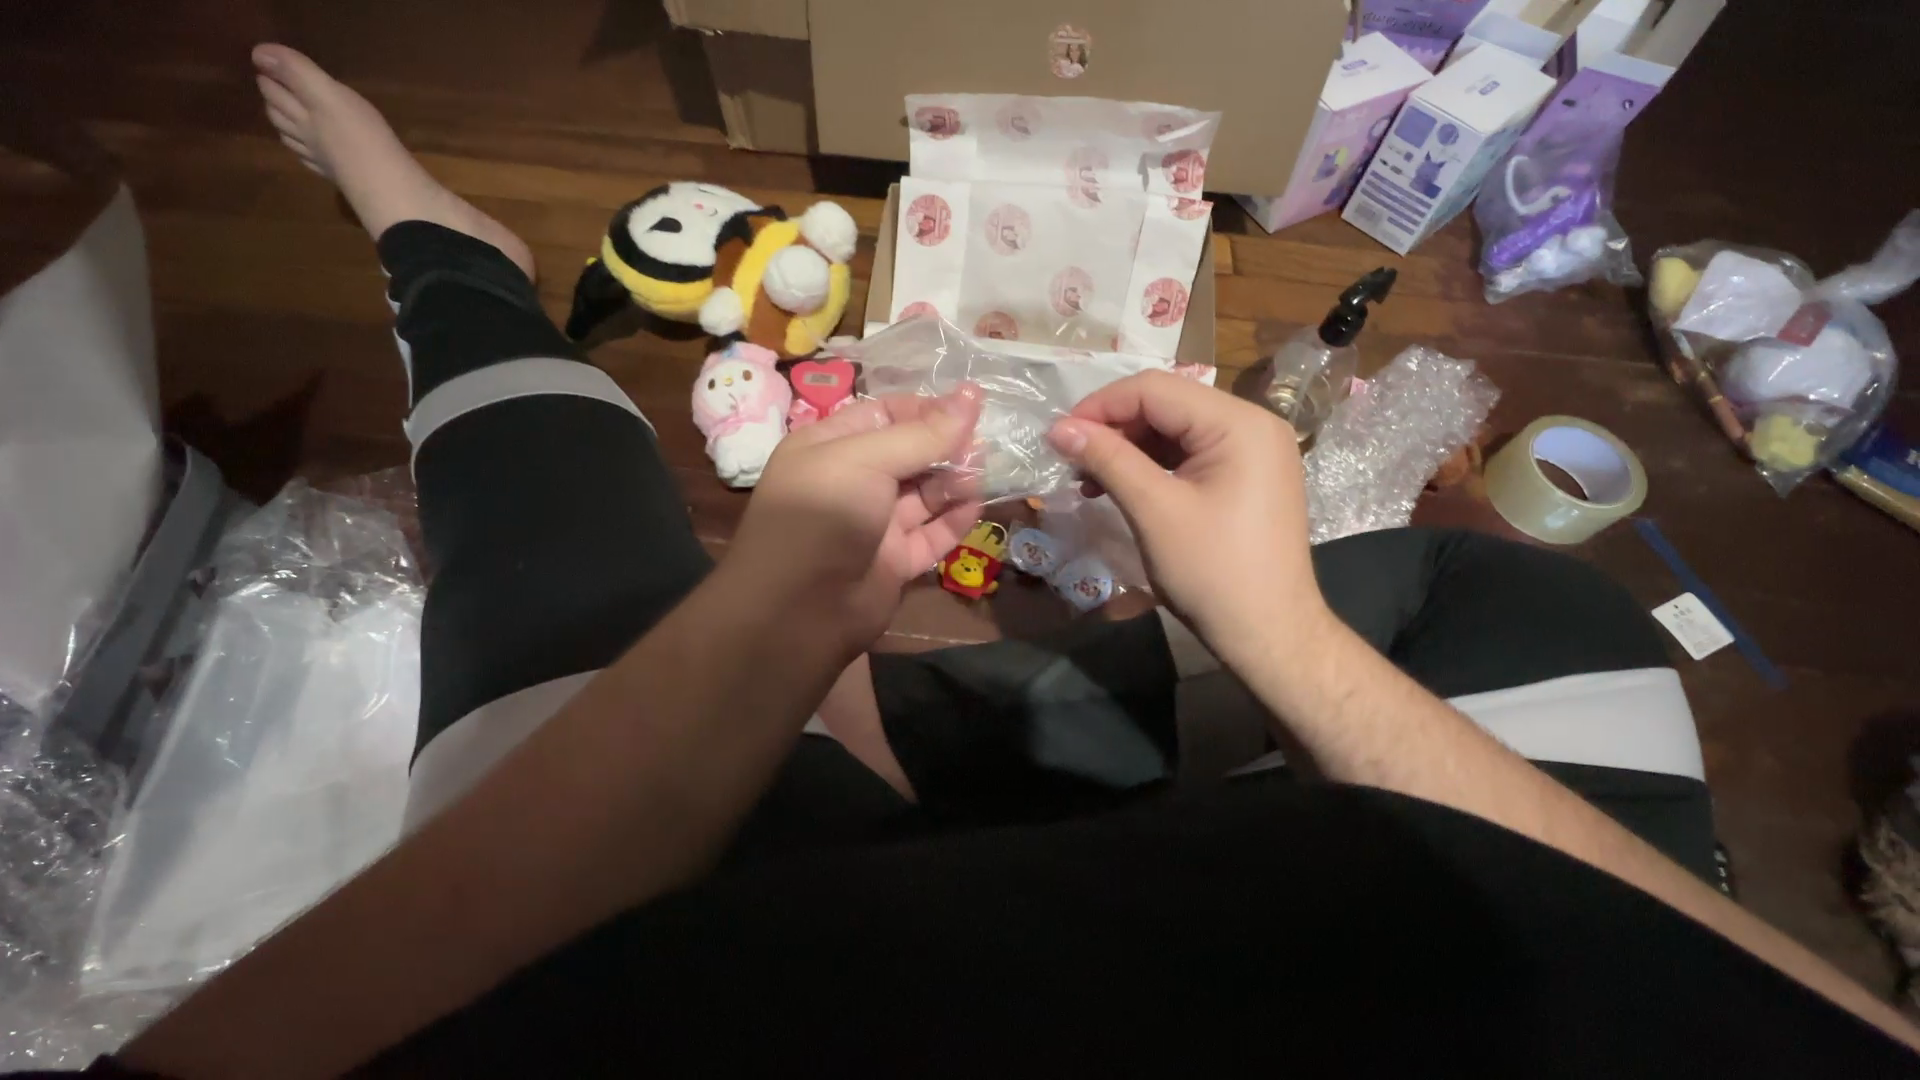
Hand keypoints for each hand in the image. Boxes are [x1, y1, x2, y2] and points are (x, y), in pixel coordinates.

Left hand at [725, 388, 983, 654]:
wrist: (798, 611)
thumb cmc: (823, 516)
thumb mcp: (866, 460)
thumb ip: (923, 433)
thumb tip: (972, 394)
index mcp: (830, 447)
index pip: (885, 414)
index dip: (927, 409)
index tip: (971, 407)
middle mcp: (852, 482)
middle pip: (909, 453)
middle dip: (946, 446)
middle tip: (983, 445)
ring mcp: (874, 524)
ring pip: (924, 495)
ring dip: (954, 482)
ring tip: (982, 474)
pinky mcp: (894, 561)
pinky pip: (931, 535)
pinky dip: (954, 520)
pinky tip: (977, 506)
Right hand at [1047, 371, 1323, 649]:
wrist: (1269, 634)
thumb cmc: (1213, 572)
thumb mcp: (1154, 510)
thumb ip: (1107, 459)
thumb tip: (1057, 428)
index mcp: (1239, 423)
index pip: (1155, 389)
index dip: (1100, 406)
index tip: (1057, 437)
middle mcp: (1252, 424)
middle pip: (1166, 404)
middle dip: (1113, 428)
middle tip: (1070, 461)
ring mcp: (1253, 452)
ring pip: (1175, 430)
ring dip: (1127, 448)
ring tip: (1088, 479)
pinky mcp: (1245, 478)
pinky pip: (1190, 455)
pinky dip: (1151, 467)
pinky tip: (1120, 487)